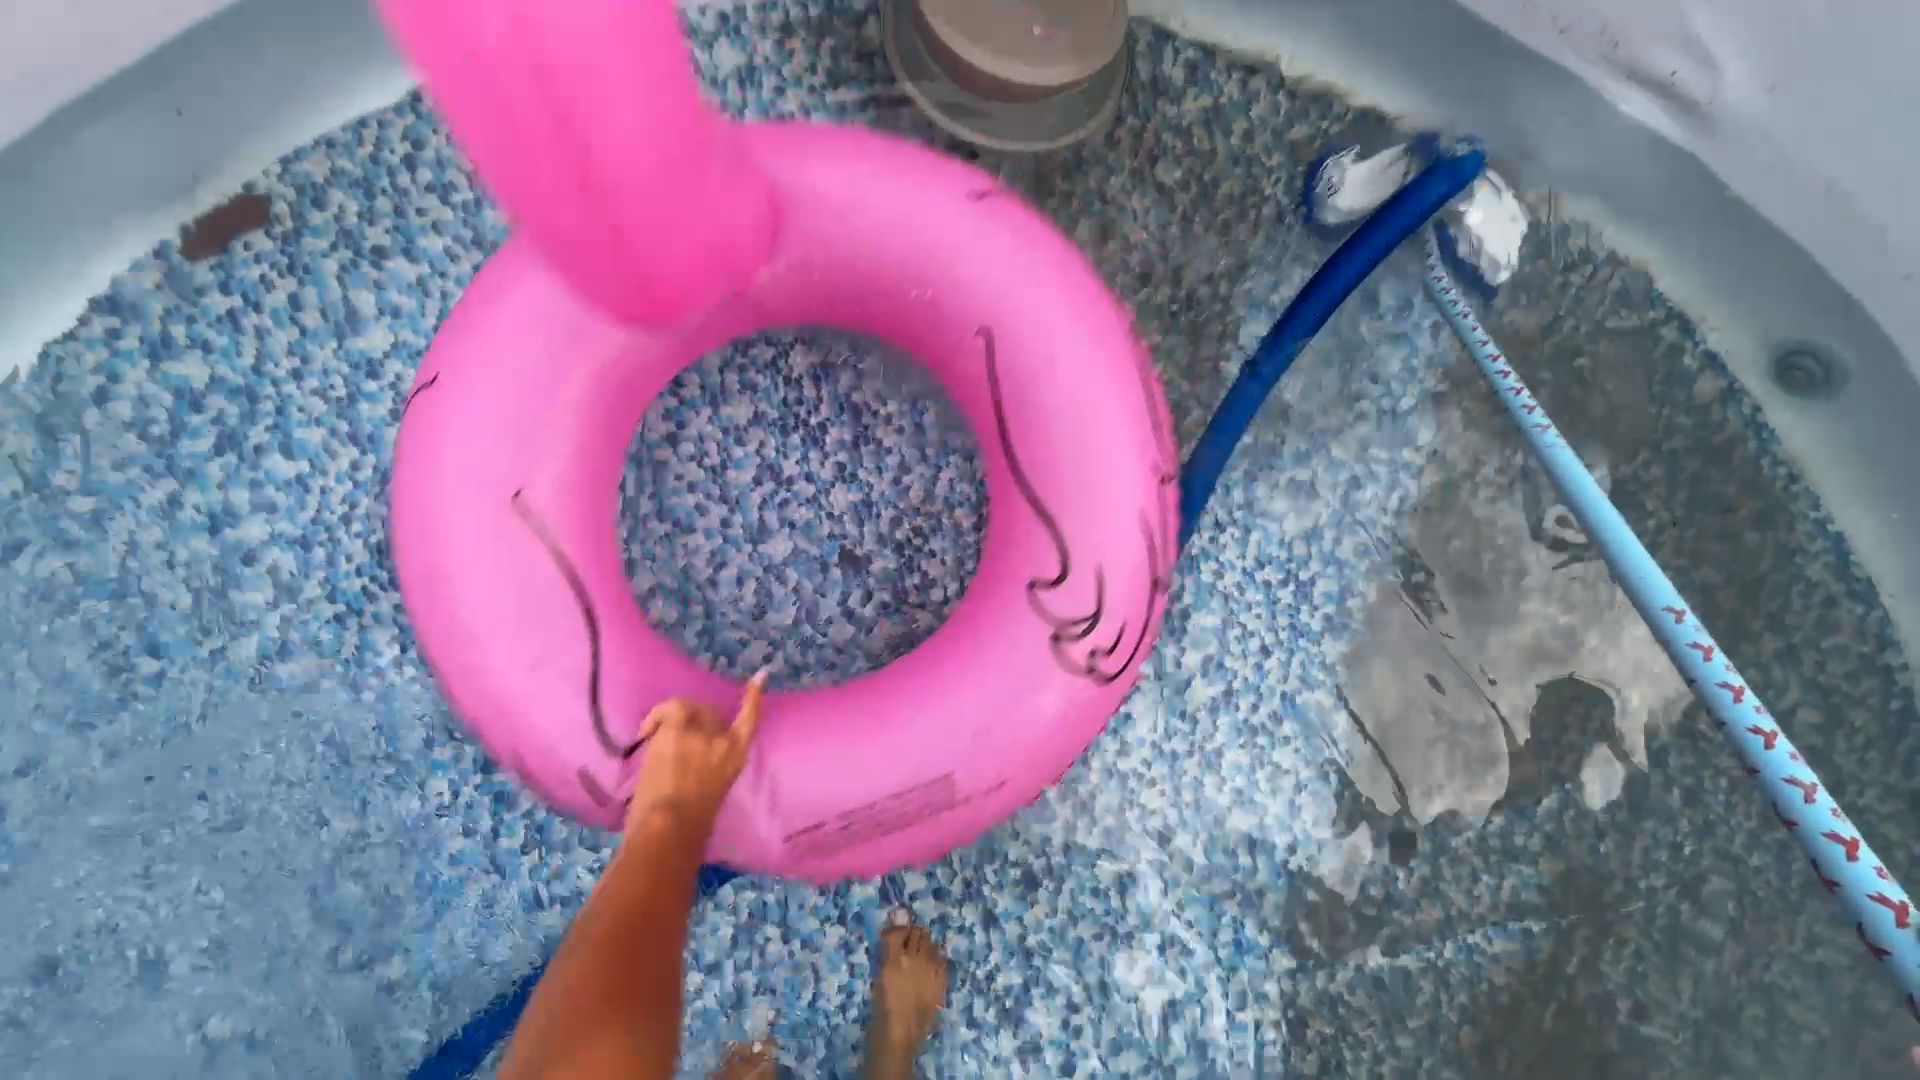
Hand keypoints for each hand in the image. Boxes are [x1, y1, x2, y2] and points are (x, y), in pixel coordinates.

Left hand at [623, 672, 765, 833]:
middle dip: (692, 719)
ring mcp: (700, 734)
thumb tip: (688, 763)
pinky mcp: (677, 731)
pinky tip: (644, 730)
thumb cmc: (690, 826)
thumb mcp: (711, 793)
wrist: (672, 826)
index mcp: (736, 759)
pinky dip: (655, 715)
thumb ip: (707, 770)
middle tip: (671, 737)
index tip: (759, 677)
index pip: (750, 720)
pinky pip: (668, 709)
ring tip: (651, 732)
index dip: (753, 697)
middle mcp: (723, 741)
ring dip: (669, 715)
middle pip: (711, 713)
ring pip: (686, 707)